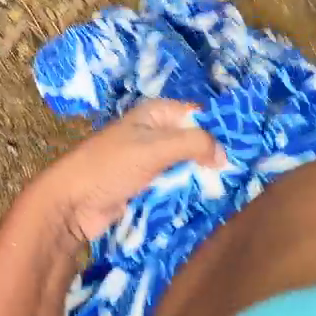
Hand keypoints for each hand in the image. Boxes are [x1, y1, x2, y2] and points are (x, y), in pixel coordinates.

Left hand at [27, 100, 224, 246]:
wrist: (71, 202)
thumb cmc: (110, 166)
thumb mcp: (155, 149)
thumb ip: (193, 145)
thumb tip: (225, 153)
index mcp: (155, 113)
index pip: (196, 114)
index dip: (218, 128)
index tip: (244, 147)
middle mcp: (154, 131)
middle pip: (192, 139)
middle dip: (211, 154)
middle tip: (239, 172)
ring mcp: (149, 159)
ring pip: (185, 164)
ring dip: (200, 175)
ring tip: (226, 188)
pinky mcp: (144, 184)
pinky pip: (173, 183)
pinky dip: (186, 190)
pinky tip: (203, 200)